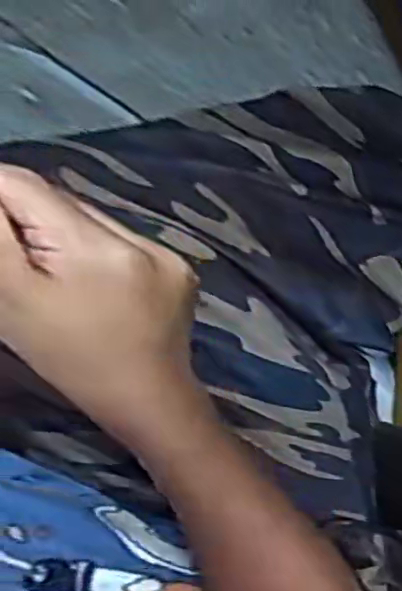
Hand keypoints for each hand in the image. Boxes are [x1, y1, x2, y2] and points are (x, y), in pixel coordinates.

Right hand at [0, 165, 204, 439]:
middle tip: (13, 257)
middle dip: (14, 211)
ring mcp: (171, 259)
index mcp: (108, 248)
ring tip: (42, 270)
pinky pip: (114, 239)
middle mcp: (149, 245)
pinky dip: (82, 245)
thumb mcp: (6, 282)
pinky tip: (77, 276)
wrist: (144, 390)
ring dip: (48, 228)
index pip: (21, 182)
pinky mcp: (178, 272)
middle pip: (57, 198)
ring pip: (84, 216)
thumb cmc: (65, 346)